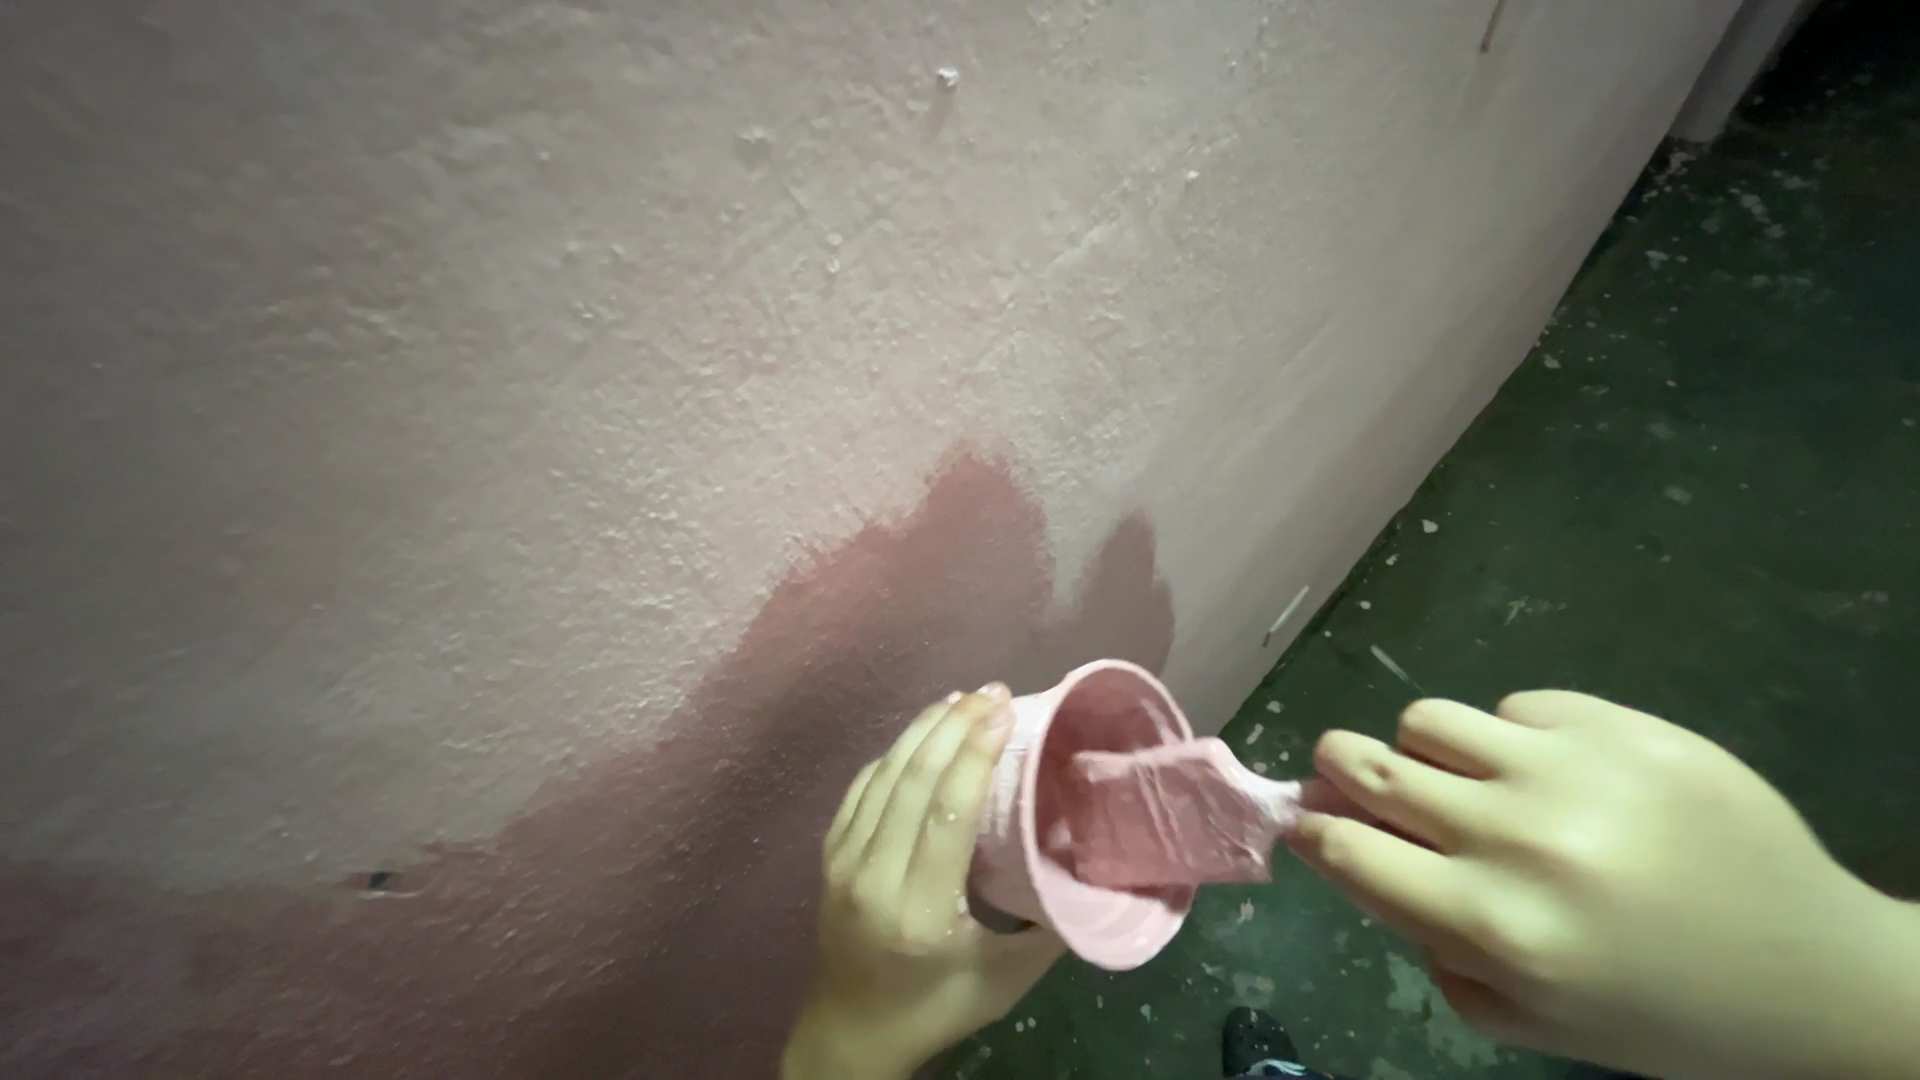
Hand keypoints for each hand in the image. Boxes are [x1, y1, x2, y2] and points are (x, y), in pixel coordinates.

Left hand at [782, 685, 1065, 1079]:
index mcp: (919, 909)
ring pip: (886, 772)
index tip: (1005, 712)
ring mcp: (843, 858)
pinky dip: (895, 751)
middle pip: (914, 778)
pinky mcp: (829, 851)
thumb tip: (1090, 867)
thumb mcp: (1003, 980)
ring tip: (963, 699)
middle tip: (993, 693)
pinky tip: (922, 733)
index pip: (948, 810)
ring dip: (925, 728)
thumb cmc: (934, 1007)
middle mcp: (873, 874)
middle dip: (956, 726)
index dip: (977, 752)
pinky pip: (863, 784)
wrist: (847, 1031)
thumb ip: (1050, 928)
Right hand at [1286, 691, 1919, 1079]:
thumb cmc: (1654, 1010)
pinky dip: (1517, 740)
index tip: (1310, 819)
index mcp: (1492, 925)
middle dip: (1338, 767)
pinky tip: (1565, 776)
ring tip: (1473, 778)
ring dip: (1428, 752)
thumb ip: (1415, 932)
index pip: (1342, 846)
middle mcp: (1519, 838)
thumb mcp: (1519, 1009)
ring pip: (1424, 719)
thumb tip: (1343, 844)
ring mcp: (1573, 770)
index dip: (1310, 827)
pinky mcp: (1623, 726)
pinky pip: (1514, 706)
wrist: (1828, 980)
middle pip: (1359, 761)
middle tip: (1357, 776)